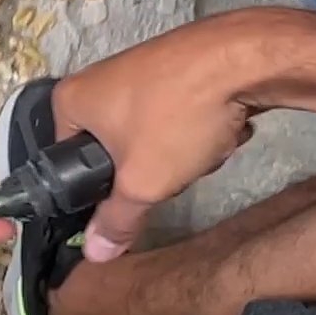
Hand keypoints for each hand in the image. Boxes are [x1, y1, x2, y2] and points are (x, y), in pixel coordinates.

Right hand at [54, 11, 293, 260]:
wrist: (247, 58)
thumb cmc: (176, 117)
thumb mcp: (142, 182)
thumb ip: (116, 221)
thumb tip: (93, 256)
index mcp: (70, 99)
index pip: (67, 161)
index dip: (97, 188)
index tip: (126, 197)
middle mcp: (96, 78)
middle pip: (112, 148)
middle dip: (148, 167)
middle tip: (169, 170)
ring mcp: (137, 68)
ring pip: (149, 133)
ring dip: (177, 151)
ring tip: (201, 148)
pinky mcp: (175, 65)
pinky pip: (174, 111)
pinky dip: (196, 125)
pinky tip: (220, 125)